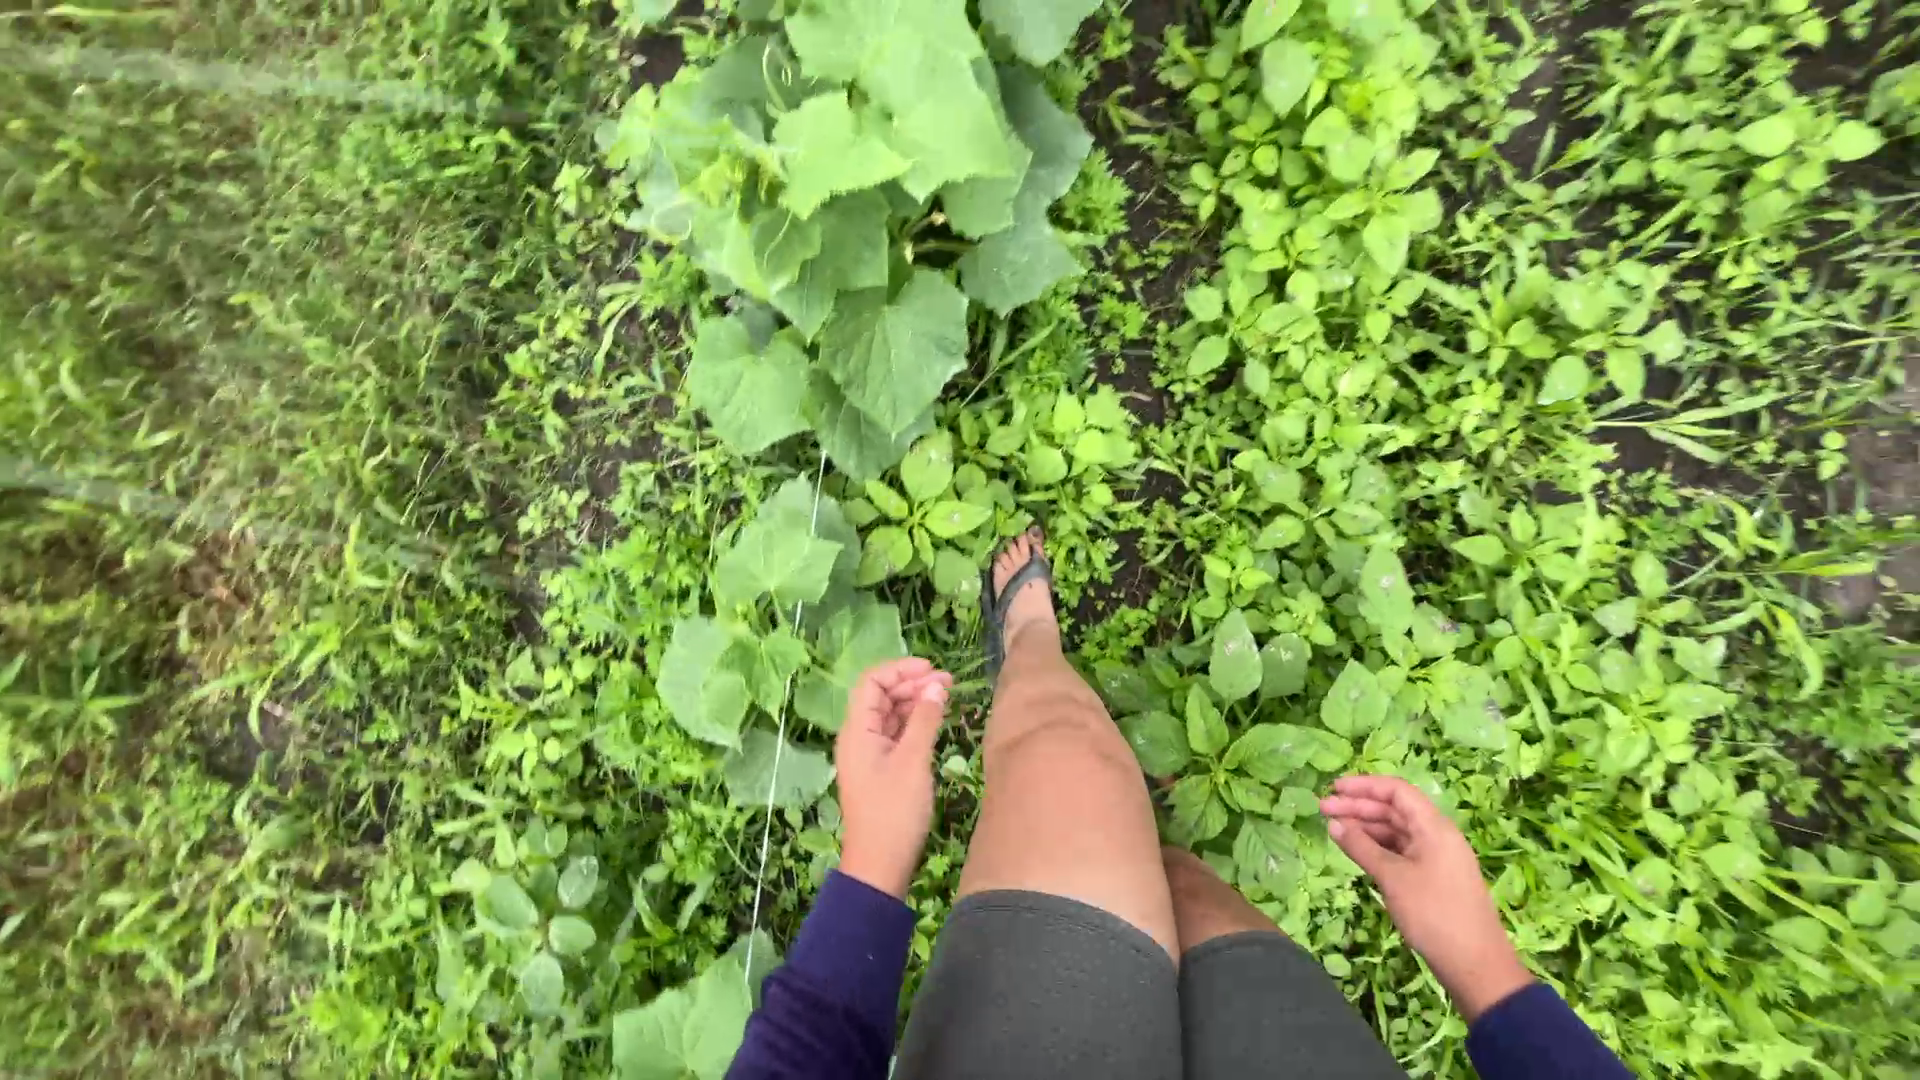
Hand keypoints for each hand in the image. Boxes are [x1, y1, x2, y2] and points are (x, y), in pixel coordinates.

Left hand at [833, 657, 951, 899]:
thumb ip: (925, 719)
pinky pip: (895, 733)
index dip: (900, 669)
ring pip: (890, 713)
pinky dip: (914, 721)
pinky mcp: (881, 768)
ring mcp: (869, 753)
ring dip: (915, 700)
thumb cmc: (894, 812)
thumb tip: (937, 685)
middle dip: (912, 683)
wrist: (879, 865)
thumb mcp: (913, 761)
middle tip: (948, 681)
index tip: (931, 669)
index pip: (872, 682)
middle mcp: (858, 737)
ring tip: (946, 695)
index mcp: (857, 731)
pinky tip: (935, 719)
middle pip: (881, 695)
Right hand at [1320, 775, 1532, 1021]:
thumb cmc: (1434, 914)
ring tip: (1334, 830)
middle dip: (1358, 806)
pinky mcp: (1432, 877)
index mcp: (1434, 828)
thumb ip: (1360, 846)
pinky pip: (1399, 850)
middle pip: (1394, 809)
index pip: (1397, 791)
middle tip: (1323, 810)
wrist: (1476, 967)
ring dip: (1364, 826)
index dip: (1364, 785)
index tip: (1333, 789)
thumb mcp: (1392, 877)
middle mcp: (1437, 836)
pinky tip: (1356, 851)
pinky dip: (1376, 846)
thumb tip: (1333, 824)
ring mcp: (1435, 858)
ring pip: (1395, 830)